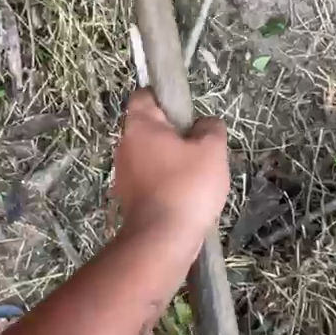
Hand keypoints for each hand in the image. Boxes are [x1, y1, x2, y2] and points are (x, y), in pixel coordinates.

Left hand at [113, 90, 228, 254]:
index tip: (188, 114)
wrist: (162, 239)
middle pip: (150, 128)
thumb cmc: (186, 185)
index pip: (144, 96)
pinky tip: (186, 196)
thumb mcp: (211, 150)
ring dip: (172, 162)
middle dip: (175, 135)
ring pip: (151, 156)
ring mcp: (123, 173)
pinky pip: (150, 180)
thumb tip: (204, 125)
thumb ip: (210, 128)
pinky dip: (166, 183)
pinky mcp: (128, 197)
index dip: (166, 98)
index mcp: (138, 125)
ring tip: (197, 176)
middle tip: (200, 147)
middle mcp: (124, 145)